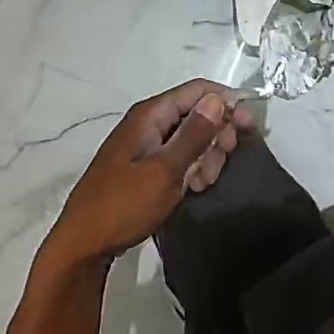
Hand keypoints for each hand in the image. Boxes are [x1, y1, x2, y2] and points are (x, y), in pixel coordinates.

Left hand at [42, 79, 252, 266]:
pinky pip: (179, 154)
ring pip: (192, 136)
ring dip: (206, 155)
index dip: (227, 103)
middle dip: (217, 134)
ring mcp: (146, 143)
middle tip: (221, 163)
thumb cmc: (125, 204)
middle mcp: (149, 121)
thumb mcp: (165, 170)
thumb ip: (194, 133)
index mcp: (151, 114)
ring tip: (202, 182)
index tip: (249, 128)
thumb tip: (219, 99)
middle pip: (198, 112)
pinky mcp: (146, 163)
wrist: (84, 243)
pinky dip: (192, 167)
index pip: (198, 90)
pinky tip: (194, 187)